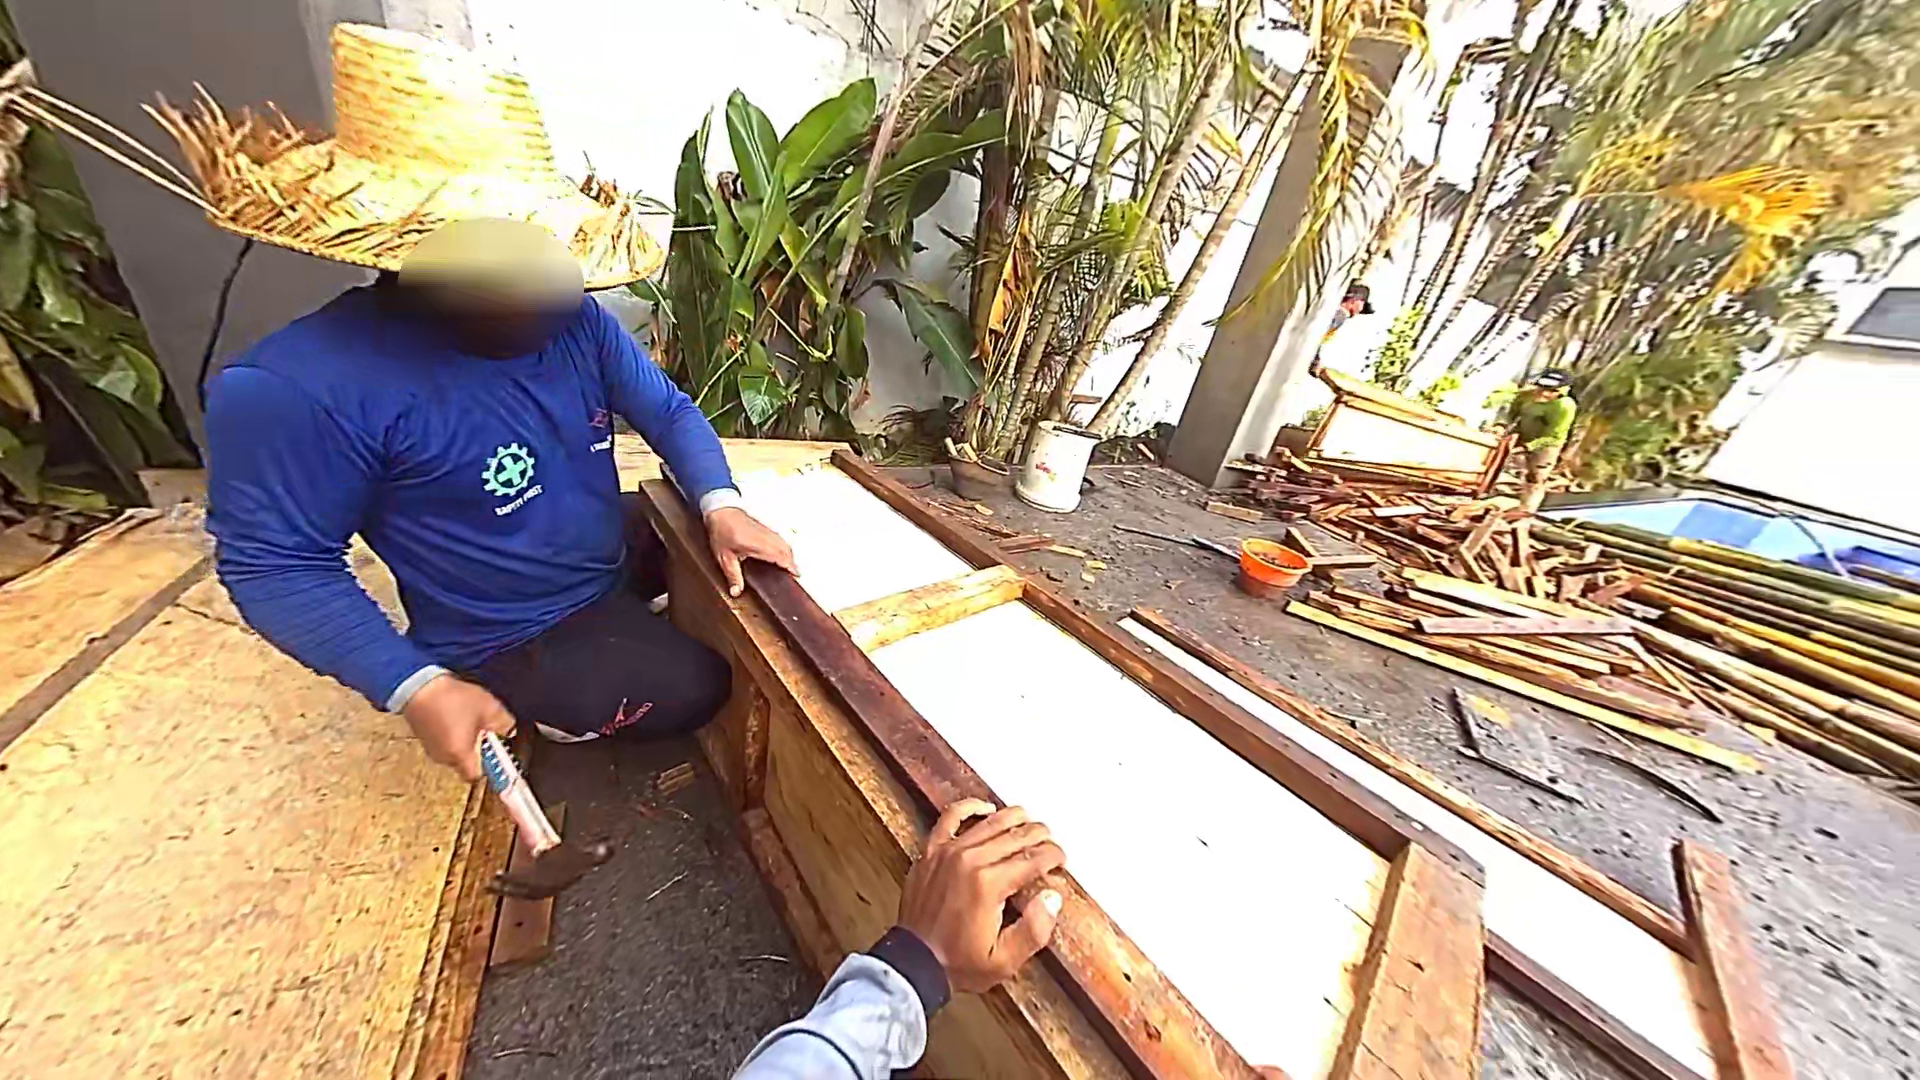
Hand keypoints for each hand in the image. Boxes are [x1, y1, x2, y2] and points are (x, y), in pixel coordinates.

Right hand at [401, 674, 516, 779]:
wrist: (420, 687)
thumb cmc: (454, 700)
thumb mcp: (491, 709)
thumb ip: (505, 724)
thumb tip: (508, 731)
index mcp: (458, 755)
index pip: (476, 775)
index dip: (490, 768)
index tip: (501, 754)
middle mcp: (442, 757)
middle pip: (468, 763)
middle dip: (483, 750)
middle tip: (491, 730)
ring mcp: (432, 748)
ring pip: (459, 752)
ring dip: (471, 741)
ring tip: (476, 720)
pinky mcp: (427, 738)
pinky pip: (448, 743)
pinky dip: (459, 735)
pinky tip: (463, 717)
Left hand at [706, 505, 796, 596]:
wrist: (722, 512)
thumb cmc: (722, 531)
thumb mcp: (724, 557)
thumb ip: (732, 575)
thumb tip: (736, 591)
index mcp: (758, 545)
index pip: (781, 557)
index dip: (790, 566)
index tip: (796, 575)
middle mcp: (767, 538)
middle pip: (787, 551)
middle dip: (792, 563)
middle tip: (794, 574)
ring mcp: (768, 532)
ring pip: (786, 544)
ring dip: (790, 555)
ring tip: (790, 566)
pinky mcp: (766, 529)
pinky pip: (781, 539)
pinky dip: (785, 548)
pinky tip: (782, 554)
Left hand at [899, 800, 1066, 994]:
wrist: (914, 961)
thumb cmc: (959, 962)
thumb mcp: (1004, 961)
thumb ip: (1034, 930)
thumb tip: (1053, 897)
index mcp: (989, 884)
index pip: (1030, 861)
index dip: (1051, 856)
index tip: (1061, 857)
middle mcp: (970, 860)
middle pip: (1013, 837)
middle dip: (1037, 835)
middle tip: (1049, 837)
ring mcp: (949, 850)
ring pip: (988, 823)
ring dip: (1012, 817)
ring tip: (1028, 817)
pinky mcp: (932, 849)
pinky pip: (951, 817)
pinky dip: (969, 806)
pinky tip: (985, 806)